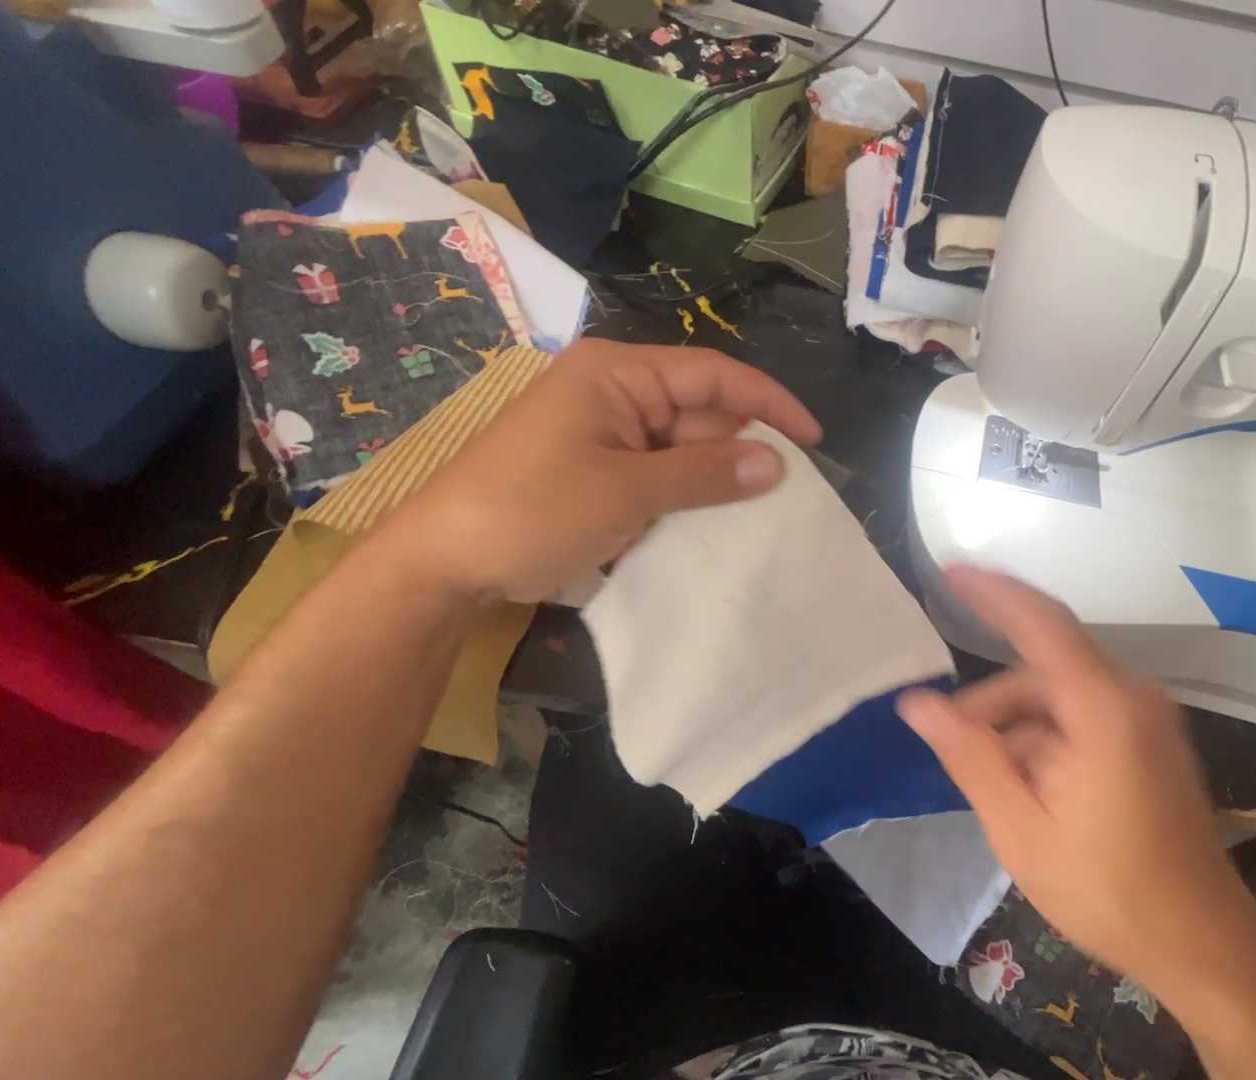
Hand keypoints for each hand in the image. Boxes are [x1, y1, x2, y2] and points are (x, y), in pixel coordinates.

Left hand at [370, 340, 820, 603]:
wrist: (442, 563)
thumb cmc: (531, 511)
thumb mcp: (626, 493)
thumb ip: (704, 474)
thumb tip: (775, 463)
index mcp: (617, 373)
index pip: (713, 374)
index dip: (768, 403)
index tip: (813, 441)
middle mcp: (613, 392)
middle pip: (699, 412)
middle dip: (739, 450)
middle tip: (784, 499)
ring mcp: (602, 432)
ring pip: (681, 449)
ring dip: (712, 481)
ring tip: (754, 520)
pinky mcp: (595, 469)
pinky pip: (656, 475)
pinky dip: (682, 498)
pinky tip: (707, 528)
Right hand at [896, 566, 1242, 976]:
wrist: (1201, 944)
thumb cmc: (1106, 890)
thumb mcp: (1019, 826)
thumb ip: (968, 754)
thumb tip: (917, 702)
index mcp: (1102, 708)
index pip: (1040, 621)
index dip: (991, 590)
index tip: (947, 568)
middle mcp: (1131, 696)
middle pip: (1042, 668)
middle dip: (991, 702)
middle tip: (953, 750)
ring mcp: (1148, 717)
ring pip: (1059, 695)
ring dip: (1017, 727)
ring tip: (995, 787)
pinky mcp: (1151, 739)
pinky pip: (1083, 715)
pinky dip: (1046, 738)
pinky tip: (1031, 788)